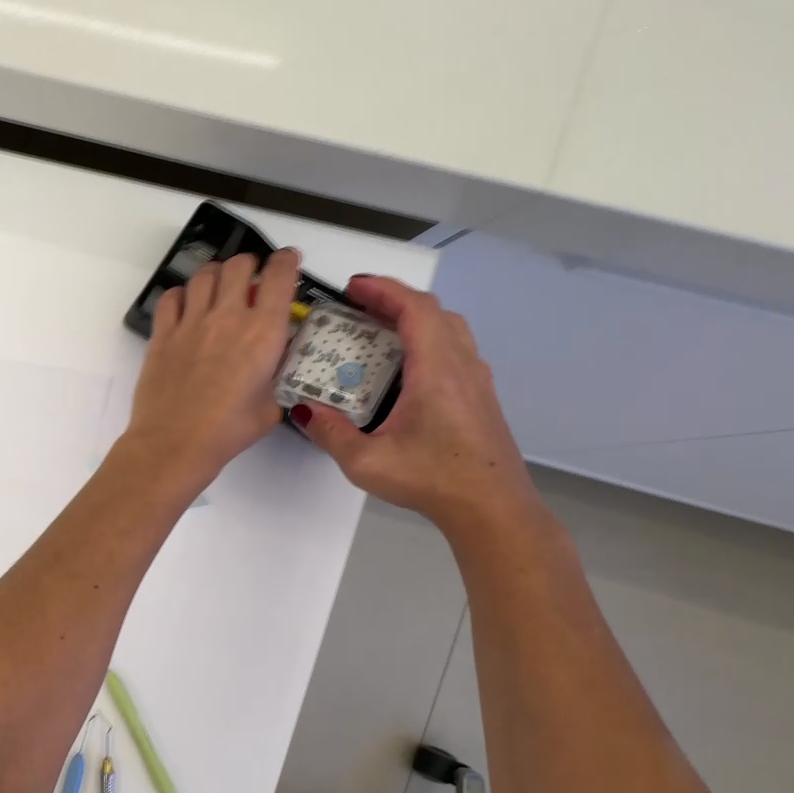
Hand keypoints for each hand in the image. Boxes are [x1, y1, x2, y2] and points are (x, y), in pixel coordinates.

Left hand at [123, 249, 302, 488]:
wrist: (174, 443)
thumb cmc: (228, 430)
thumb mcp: (273, 404)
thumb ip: (278, 374)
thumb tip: (274, 362)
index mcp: (263, 331)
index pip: (280, 274)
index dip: (287, 261)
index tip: (288, 262)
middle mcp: (227, 318)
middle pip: (238, 265)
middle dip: (248, 266)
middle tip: (250, 281)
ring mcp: (190, 324)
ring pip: (203, 276)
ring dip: (215, 276)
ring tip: (217, 290)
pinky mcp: (161, 336)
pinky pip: (170, 298)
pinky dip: (181, 294)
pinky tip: (185, 307)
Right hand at [291, 276, 541, 534]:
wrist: (491, 506)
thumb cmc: (431, 479)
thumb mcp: (365, 461)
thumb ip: (330, 431)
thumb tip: (302, 409)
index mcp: (436, 371)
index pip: (415, 310)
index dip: (384, 290)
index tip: (353, 286)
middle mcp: (462, 366)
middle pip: (434, 313)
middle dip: (394, 301)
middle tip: (357, 306)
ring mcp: (476, 380)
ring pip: (448, 330)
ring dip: (413, 319)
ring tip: (376, 330)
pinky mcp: (479, 397)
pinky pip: (453, 350)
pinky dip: (425, 340)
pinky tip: (402, 366)